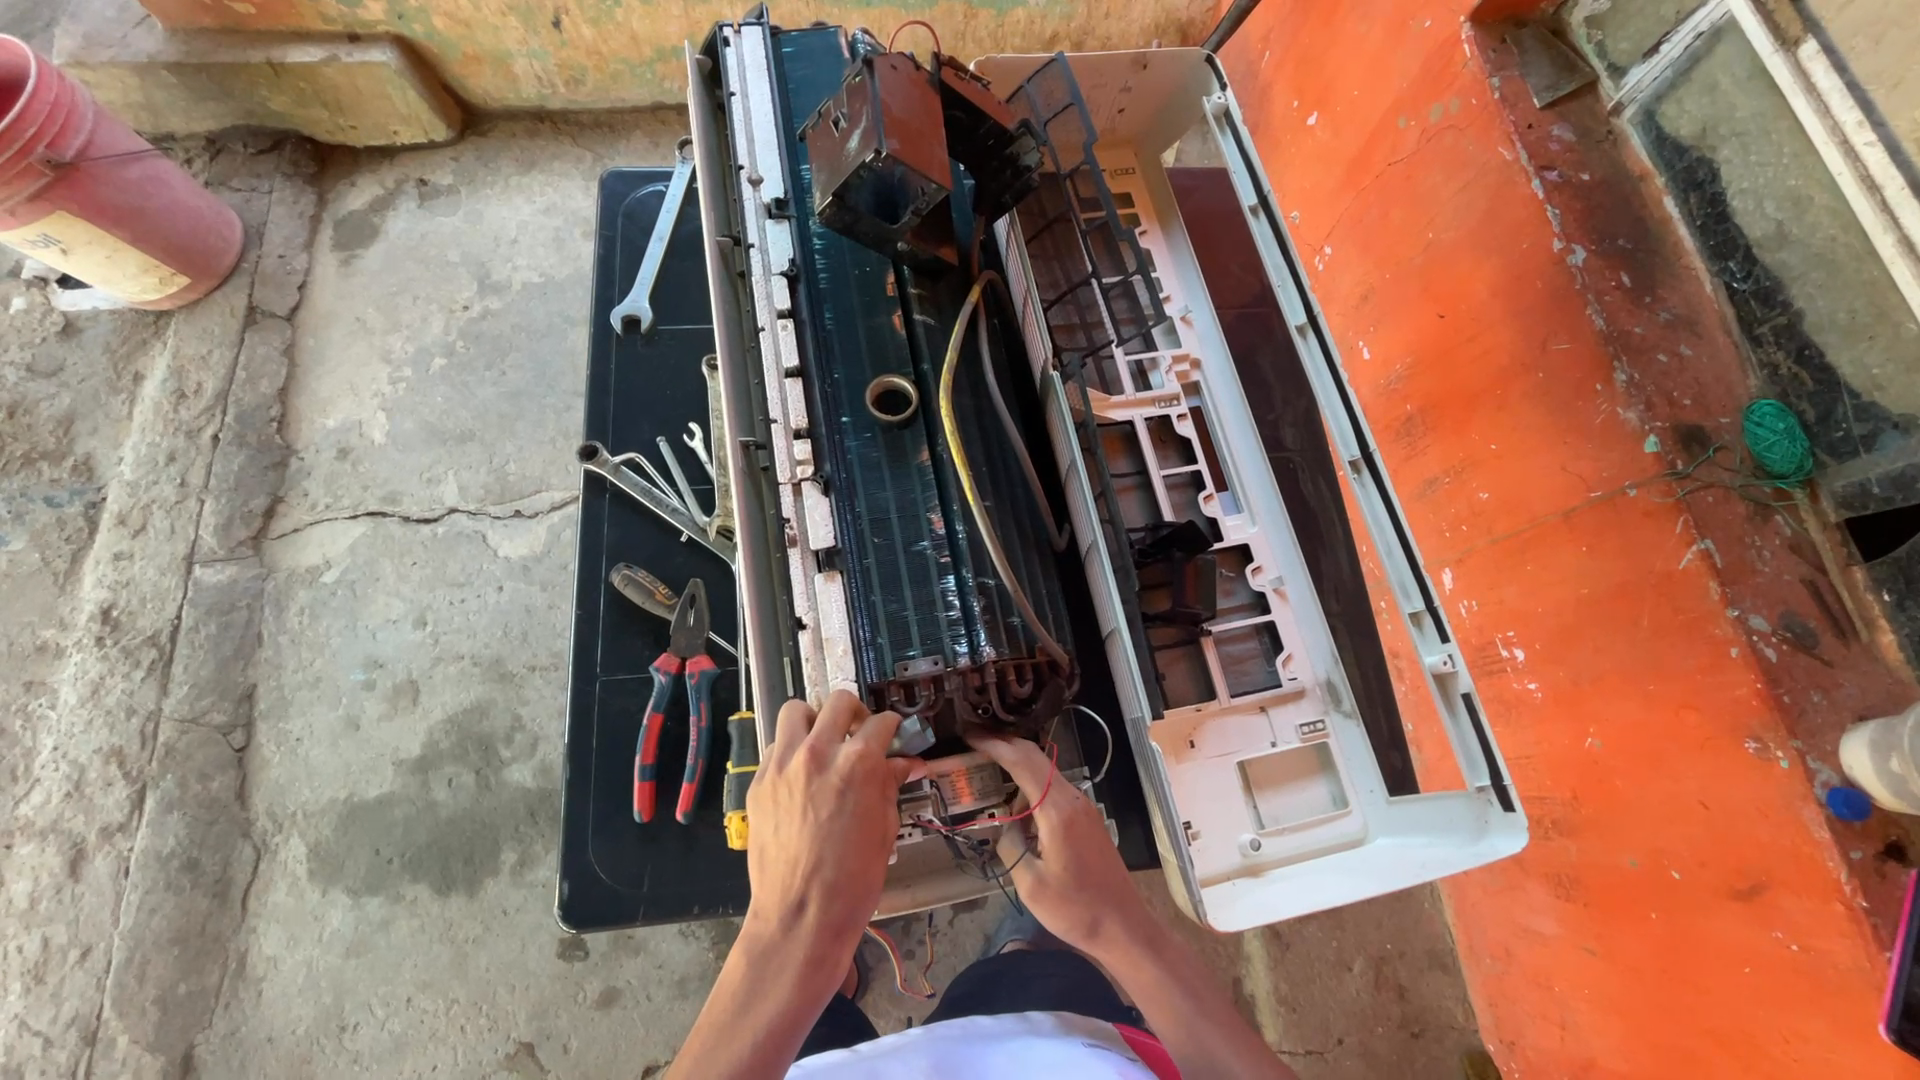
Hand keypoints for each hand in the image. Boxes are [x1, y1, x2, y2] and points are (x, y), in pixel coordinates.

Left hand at [745, 691, 923, 965]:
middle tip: (859, 733)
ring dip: (815, 720)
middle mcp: (818, 752)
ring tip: (823, 743)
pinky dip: (790, 750)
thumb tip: (905, 763)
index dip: (892, 727)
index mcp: (858, 763)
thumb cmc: (854, 878)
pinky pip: (775, 747)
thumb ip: (889, 785)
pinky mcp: (759, 782)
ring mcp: (782, 765)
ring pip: (796, 711)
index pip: (881, 722)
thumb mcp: (884, 828)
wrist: (801, 915)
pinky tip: (800, 775)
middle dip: (855, 712)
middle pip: (839, 702)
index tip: (892, 734)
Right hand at [967, 733, 1155, 961]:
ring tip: (991, 781)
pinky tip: (1018, 810)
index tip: (970, 735)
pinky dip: (1031, 789)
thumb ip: (1009, 846)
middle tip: (974, 744)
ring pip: (1045, 774)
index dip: (994, 745)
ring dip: (1018, 771)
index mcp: (1057, 810)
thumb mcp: (1030, 884)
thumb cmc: (1075, 910)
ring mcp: (1083, 807)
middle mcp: (1072, 799)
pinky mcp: (1087, 819)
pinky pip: (1054, 791)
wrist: (1123, 927)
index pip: (1022, 762)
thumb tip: (1003, 825)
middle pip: (1035, 757)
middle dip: (1005, 746)